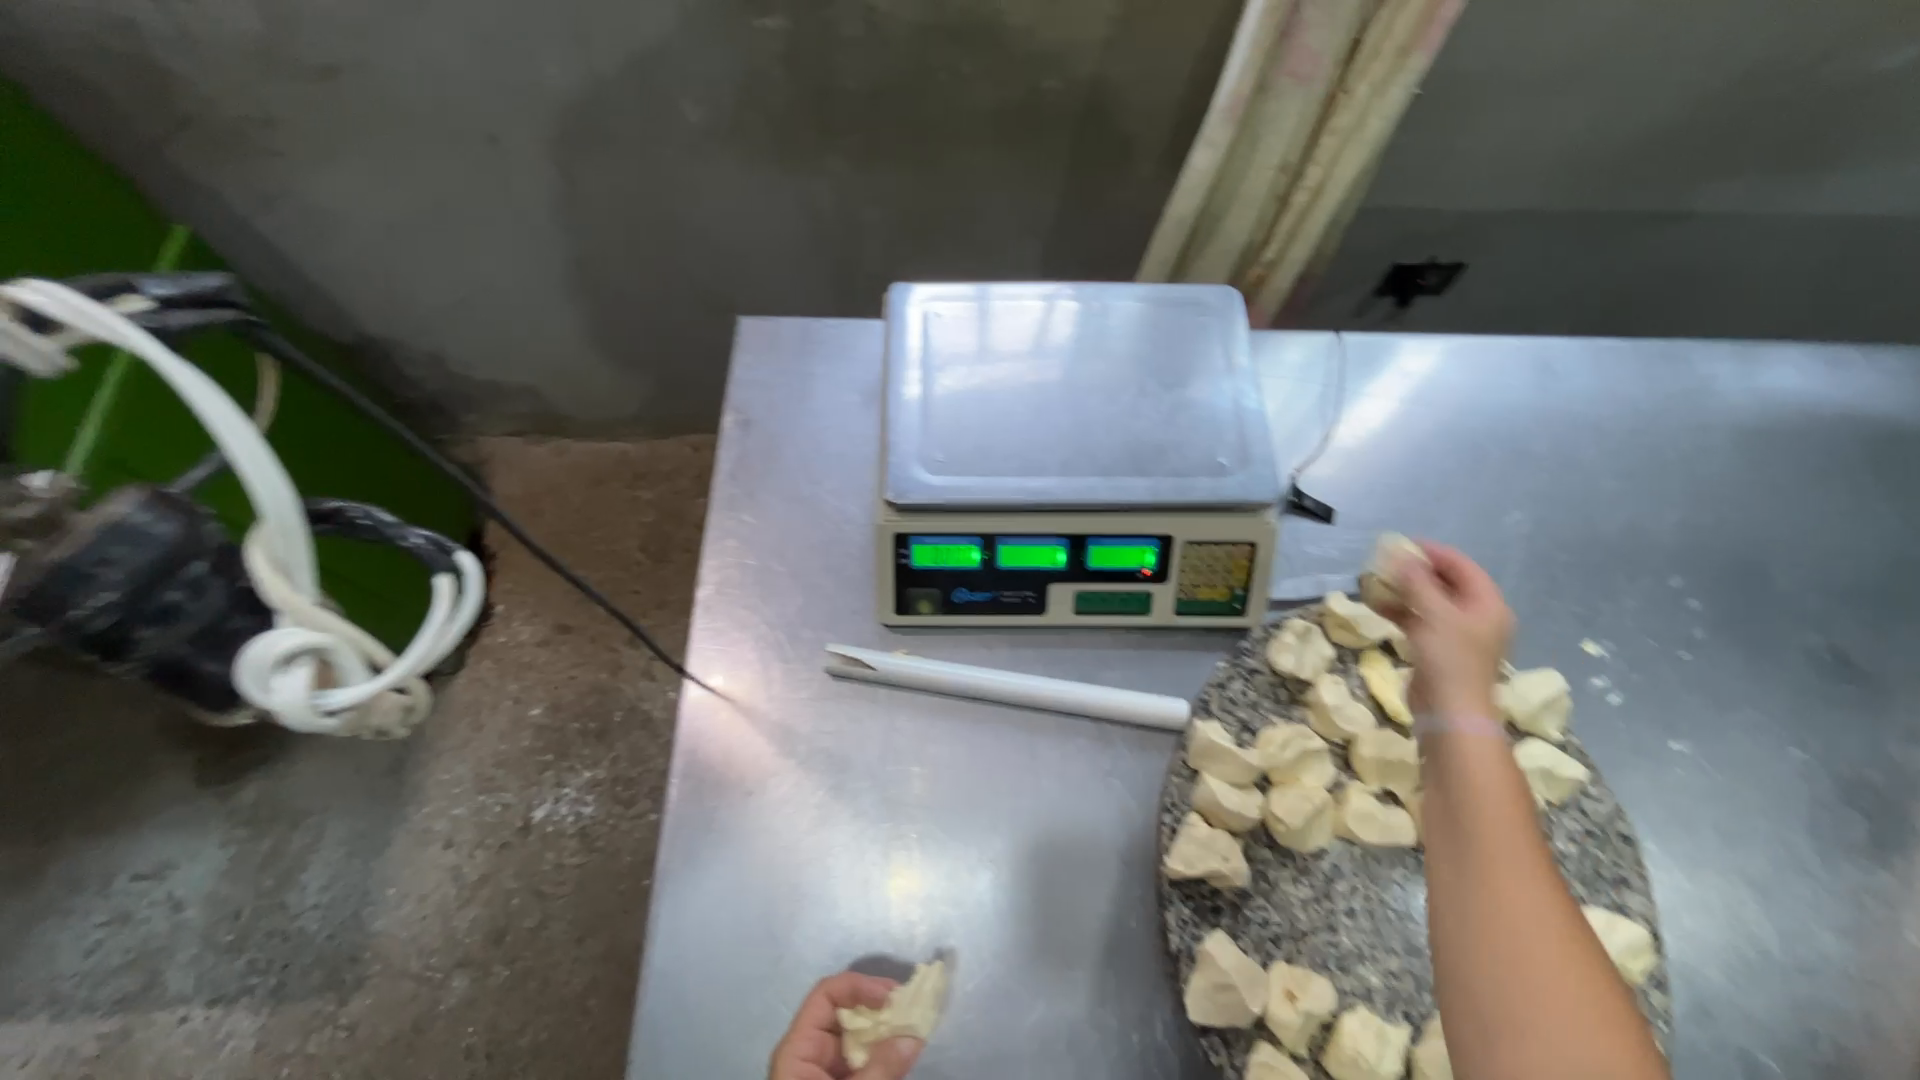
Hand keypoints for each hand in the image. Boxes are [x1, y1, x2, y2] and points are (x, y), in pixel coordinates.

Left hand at [768, 972, 922, 1079]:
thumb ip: (880, 1069)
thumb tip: (915, 1036)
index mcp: (797, 1048)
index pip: (825, 994)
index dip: (859, 986)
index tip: (892, 995)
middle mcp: (808, 1052)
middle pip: (844, 1013)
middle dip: (878, 1007)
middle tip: (911, 1008)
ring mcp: (822, 1070)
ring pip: (856, 1036)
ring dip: (884, 1030)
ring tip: (913, 1026)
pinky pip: (860, 1059)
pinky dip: (882, 1053)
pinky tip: (902, 1051)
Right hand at [1391, 541, 1512, 720]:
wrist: (1450, 711)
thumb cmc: (1449, 658)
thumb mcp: (1434, 614)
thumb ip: (1417, 582)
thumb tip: (1401, 556)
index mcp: (1488, 604)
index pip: (1462, 566)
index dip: (1434, 553)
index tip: (1403, 543)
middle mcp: (1477, 616)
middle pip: (1447, 583)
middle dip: (1416, 571)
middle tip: (1387, 561)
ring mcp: (1458, 634)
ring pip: (1430, 602)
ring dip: (1405, 590)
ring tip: (1377, 581)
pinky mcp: (1439, 649)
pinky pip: (1420, 620)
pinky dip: (1402, 611)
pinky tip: (1378, 605)